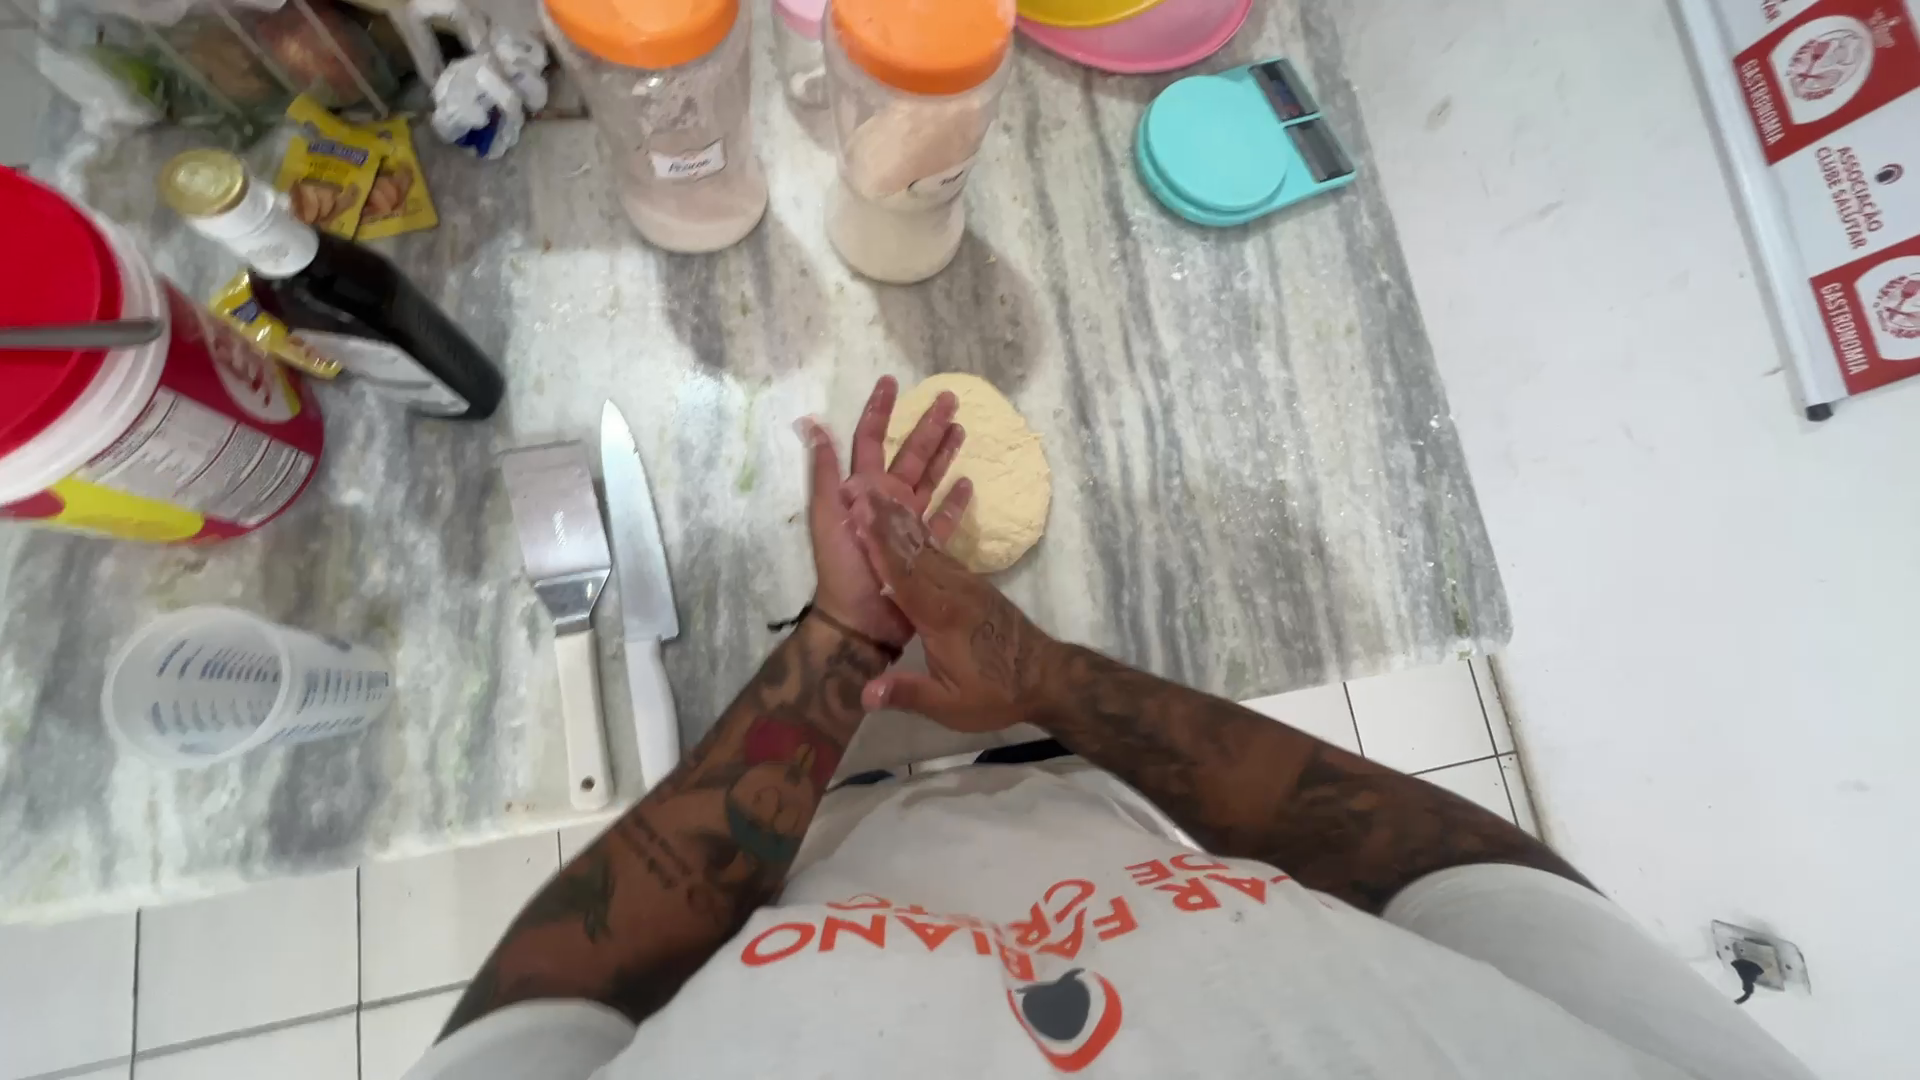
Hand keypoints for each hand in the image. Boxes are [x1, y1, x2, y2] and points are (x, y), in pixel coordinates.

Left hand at [800, 377, 973, 648]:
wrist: (861, 619)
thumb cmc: (842, 564)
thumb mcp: (828, 514)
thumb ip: (826, 471)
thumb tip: (811, 423)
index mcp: (864, 488)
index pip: (872, 440)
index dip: (881, 410)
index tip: (892, 382)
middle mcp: (888, 500)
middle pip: (911, 454)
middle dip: (928, 426)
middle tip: (949, 398)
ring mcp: (909, 523)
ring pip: (930, 480)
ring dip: (945, 455)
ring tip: (962, 429)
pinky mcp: (926, 547)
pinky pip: (944, 520)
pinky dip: (956, 502)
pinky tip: (968, 483)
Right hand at [845, 485, 1057, 731]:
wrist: (1046, 677)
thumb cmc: (996, 694)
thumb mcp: (951, 705)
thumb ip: (908, 695)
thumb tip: (864, 695)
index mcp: (941, 617)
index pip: (902, 576)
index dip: (878, 545)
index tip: (858, 516)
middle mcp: (953, 591)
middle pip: (913, 551)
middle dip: (884, 520)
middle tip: (859, 490)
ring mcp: (967, 585)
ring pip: (929, 549)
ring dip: (901, 523)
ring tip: (878, 498)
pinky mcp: (976, 585)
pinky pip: (943, 556)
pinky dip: (922, 538)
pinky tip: (911, 526)